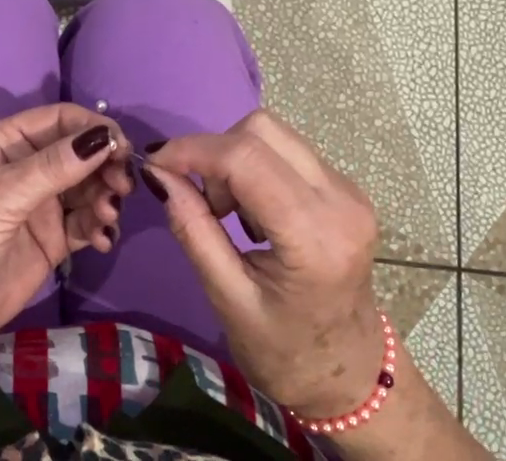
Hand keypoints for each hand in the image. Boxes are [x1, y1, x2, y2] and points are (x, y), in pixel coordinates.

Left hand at [0, 103, 135, 350]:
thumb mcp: (2, 197)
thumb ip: (53, 168)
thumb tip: (103, 137)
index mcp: (5, 142)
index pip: (59, 120)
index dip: (93, 128)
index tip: (122, 147)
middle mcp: (25, 166)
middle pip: (80, 152)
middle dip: (105, 164)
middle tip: (121, 188)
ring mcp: (39, 204)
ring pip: (87, 186)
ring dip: (105, 197)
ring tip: (107, 218)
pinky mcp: (51, 239)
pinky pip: (86, 222)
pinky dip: (100, 226)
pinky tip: (103, 241)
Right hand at [142, 111, 384, 417]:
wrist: (349, 377)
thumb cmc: (285, 351)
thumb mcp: (227, 297)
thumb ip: (193, 229)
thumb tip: (158, 174)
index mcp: (315, 236)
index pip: (245, 157)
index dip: (192, 150)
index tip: (155, 166)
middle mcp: (341, 200)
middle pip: (260, 129)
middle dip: (215, 154)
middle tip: (204, 204)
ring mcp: (350, 191)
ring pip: (273, 133)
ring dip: (234, 158)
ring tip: (228, 212)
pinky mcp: (346, 189)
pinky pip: (286, 150)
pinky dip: (254, 167)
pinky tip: (251, 212)